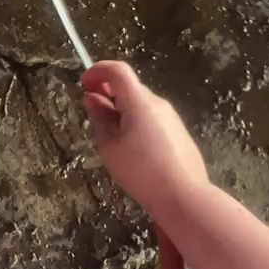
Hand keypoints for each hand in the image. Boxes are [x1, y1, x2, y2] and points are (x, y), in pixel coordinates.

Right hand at [81, 61, 209, 210]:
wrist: (184, 197)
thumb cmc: (141, 172)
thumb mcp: (110, 146)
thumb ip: (100, 118)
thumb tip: (92, 98)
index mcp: (139, 103)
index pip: (118, 71)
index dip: (97, 71)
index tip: (84, 84)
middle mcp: (158, 104)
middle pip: (129, 87)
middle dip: (107, 93)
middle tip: (93, 113)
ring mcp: (171, 117)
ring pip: (140, 103)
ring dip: (121, 108)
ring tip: (111, 136)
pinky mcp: (179, 132)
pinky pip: (152, 117)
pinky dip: (135, 120)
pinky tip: (133, 147)